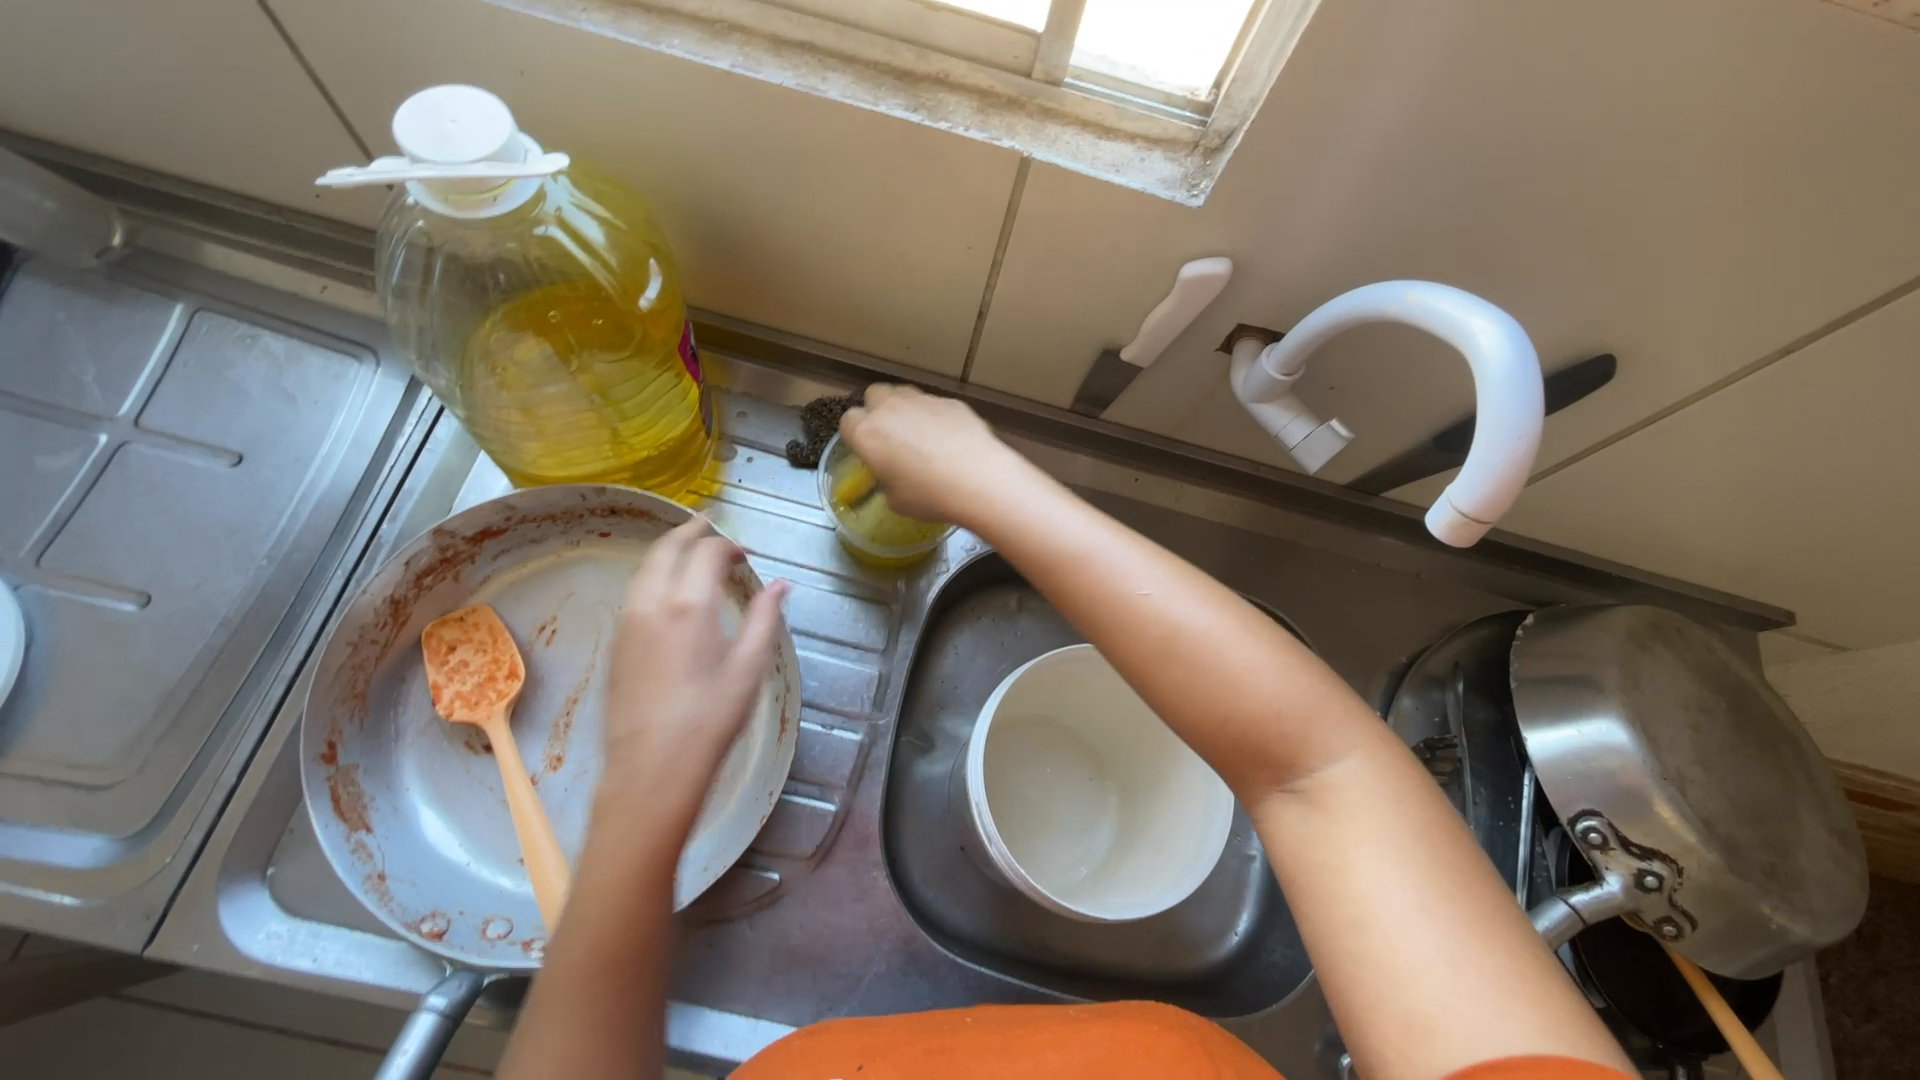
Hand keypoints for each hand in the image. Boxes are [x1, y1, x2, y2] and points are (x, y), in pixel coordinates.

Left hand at [598, 518, 787, 831]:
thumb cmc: (711, 718)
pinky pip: (635, 591)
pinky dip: (654, 575)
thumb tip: (781, 585)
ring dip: (668, 551)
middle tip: (710, 525)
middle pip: (667, 548)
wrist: (653, 767)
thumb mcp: (750, 667)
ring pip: (645, 568)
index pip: (707, 552)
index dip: (729, 545)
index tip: (746, 555)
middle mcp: (652, 603)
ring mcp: (628, 622)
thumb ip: (766, 618)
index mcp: (689, 605)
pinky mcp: (617, 643)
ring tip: (689, 551)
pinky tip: (669, 591)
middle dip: (691, 531)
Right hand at [839, 384, 1028, 523]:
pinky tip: (949, 438)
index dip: (856, 435)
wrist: (979, 480)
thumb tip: (894, 475)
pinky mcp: (950, 401)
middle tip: (890, 436)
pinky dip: (935, 416)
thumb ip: (887, 480)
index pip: (848, 421)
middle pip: (873, 395)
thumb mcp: (896, 500)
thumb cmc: (930, 496)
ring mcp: (922, 400)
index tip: (868, 450)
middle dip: (877, 410)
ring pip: (903, 393)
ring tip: (919, 433)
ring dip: (904, 408)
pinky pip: (934, 403)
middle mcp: (890, 409)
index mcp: (867, 433)